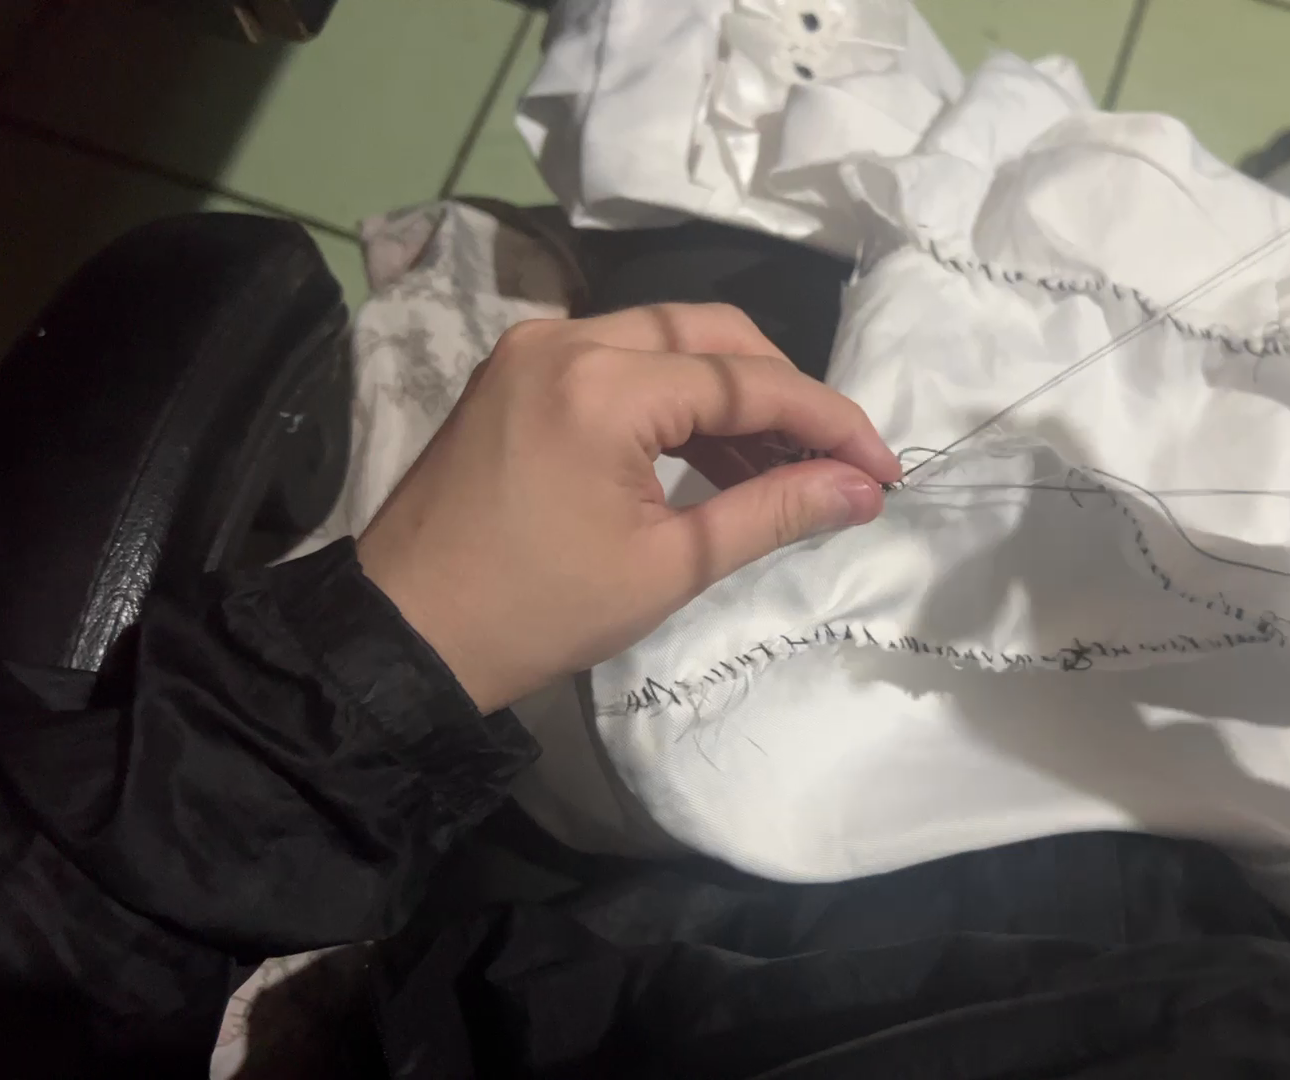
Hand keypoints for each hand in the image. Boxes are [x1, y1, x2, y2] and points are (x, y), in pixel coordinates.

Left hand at [356, 304, 900, 712]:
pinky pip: (627, 364)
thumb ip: (775, 512)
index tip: (882, 465)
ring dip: (736, 398)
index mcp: (601, 387)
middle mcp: (567, 339)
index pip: (748, 383)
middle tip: (833, 456)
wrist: (407, 637)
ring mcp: (537, 349)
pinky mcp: (522, 372)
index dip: (828, 421)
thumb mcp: (671, 567)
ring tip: (783, 468)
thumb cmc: (539, 613)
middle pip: (714, 335)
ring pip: (672, 343)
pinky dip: (681, 403)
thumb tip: (863, 490)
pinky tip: (715, 456)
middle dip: (787, 393)